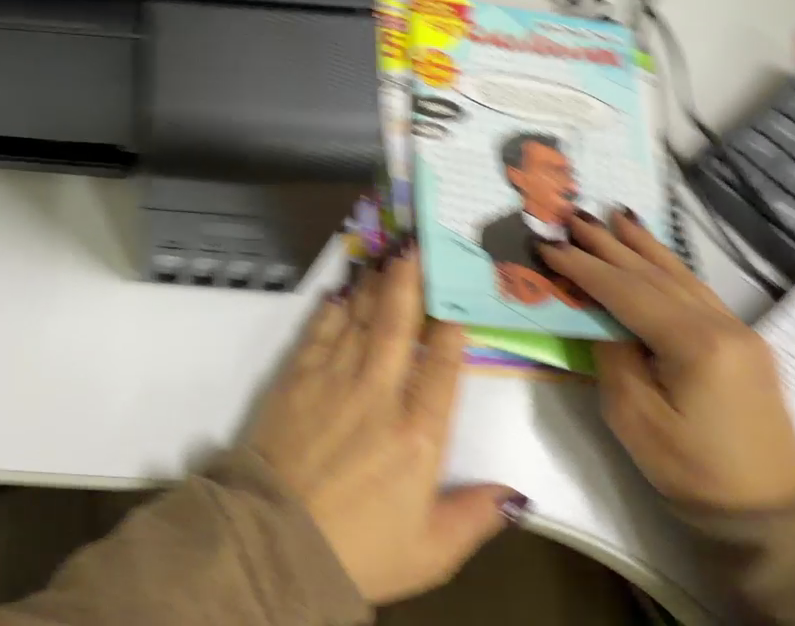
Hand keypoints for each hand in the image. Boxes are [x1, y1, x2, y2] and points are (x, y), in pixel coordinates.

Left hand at [245, 252, 525, 604]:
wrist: (277, 540)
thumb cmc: (359, 549)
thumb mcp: (430, 550)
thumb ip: (475, 516)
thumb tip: (517, 494)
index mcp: (419, 435)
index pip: (443, 369)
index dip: (452, 331)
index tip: (458, 301)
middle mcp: (379, 395)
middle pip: (400, 327)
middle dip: (410, 282)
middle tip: (417, 244)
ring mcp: (334, 381)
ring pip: (361, 320)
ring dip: (375, 284)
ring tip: (386, 252)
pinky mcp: (297, 379)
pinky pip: (319, 332)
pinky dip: (331, 308)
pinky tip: (340, 290)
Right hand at [540, 211, 794, 512]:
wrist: (767, 510)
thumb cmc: (691, 467)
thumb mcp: (633, 416)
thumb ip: (613, 355)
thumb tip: (601, 319)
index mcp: (696, 344)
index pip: (626, 292)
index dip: (583, 267)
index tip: (547, 246)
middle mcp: (722, 326)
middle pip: (654, 275)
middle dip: (609, 245)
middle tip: (571, 215)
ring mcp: (739, 332)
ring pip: (679, 276)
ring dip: (641, 246)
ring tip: (613, 215)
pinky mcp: (743, 343)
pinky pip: (696, 291)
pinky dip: (668, 266)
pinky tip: (653, 254)